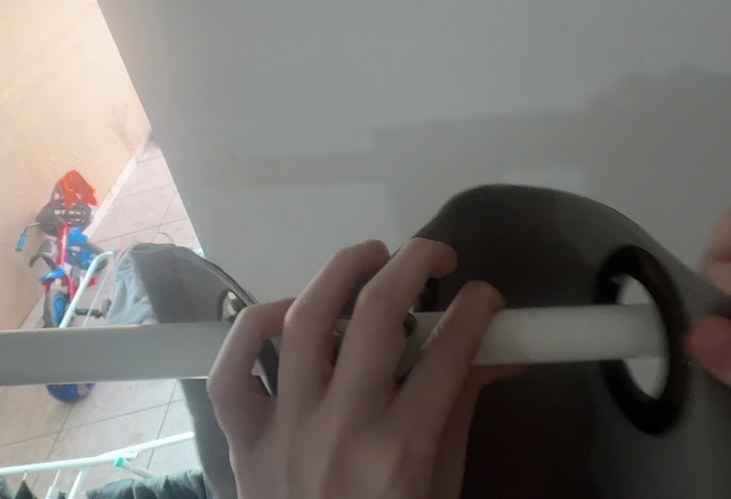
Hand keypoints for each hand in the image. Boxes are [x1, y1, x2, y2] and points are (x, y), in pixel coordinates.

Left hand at [209, 238, 507, 498]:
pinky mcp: (243, 443)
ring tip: (374, 255)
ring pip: (306, 322)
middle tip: (436, 255)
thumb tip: (498, 348)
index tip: (485, 294)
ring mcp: (285, 434)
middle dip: (415, 263)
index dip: (477, 306)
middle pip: (377, 314)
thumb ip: (462, 407)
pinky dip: (253, 325)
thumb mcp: (443, 487)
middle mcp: (341, 433)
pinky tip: (290, 310)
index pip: (449, 349)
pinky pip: (232, 372)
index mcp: (401, 456)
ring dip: (342, 270)